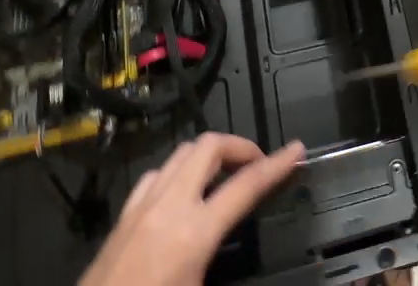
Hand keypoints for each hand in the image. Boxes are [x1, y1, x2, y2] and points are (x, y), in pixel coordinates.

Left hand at [78, 133, 305, 285]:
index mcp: (194, 233)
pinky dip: (178, 173)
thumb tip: (243, 266)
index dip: (277, 165)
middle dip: (239, 147)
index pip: (246, 186)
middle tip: (257, 165)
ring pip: (180, 154)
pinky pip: (155, 175)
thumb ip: (226, 270)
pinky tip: (182, 193)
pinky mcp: (122, 218)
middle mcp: (168, 207)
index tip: (296, 150)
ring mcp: (141, 208)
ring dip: (208, 156)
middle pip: (209, 148)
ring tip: (225, 176)